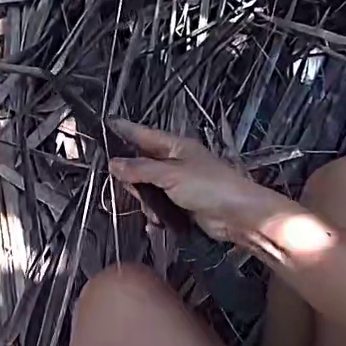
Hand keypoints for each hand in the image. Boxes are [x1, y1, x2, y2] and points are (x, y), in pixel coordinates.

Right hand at [108, 121, 297, 246]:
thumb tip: (114, 163)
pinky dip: (156, 214)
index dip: (126, 130)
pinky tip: (157, 221)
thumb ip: (140, 169)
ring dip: (146, 201)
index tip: (107, 124)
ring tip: (152, 210)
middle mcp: (176, 162)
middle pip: (142, 164)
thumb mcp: (170, 174)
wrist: (238, 215)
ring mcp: (180, 184)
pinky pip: (159, 206)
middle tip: (131, 187)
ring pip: (148, 188)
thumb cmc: (210, 187)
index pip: (144, 135)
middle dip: (134, 178)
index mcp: (176, 147)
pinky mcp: (183, 204)